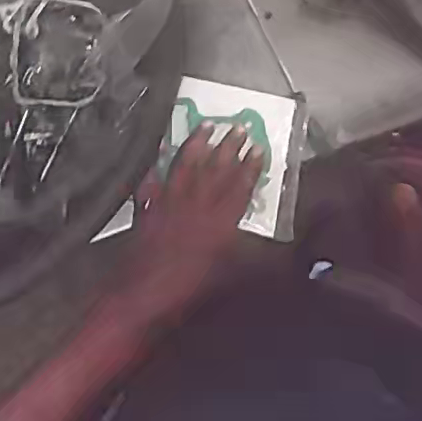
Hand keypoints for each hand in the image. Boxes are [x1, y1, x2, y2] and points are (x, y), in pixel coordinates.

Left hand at [118, 124, 265, 320]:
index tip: (259, 147)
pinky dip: (157, 163)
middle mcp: (196, 205)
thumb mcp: (230, 276)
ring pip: (186, 166)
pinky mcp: (148, 208)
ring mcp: (170, 202)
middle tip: (239, 126)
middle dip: (229, 146)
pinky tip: (160, 149)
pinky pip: (153, 179)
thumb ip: (251, 256)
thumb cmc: (189, 290)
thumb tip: (278, 252)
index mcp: (220, 221)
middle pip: (215, 169)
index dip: (251, 167)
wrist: (143, 295)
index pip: (240, 186)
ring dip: (197, 144)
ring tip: (206, 125)